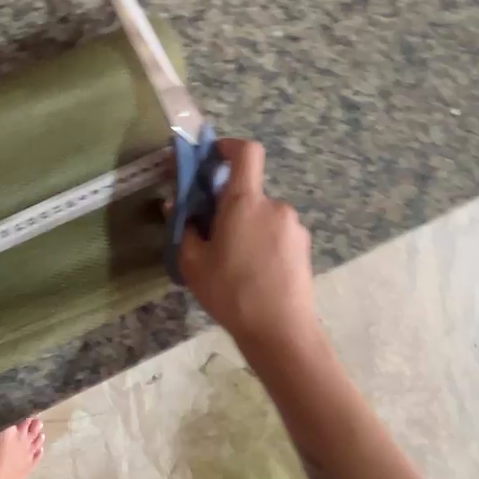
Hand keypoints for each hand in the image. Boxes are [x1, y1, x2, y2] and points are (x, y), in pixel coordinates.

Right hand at [177, 139, 325, 357]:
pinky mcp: (303, 247)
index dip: (228, 146)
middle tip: (208, 231)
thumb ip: (183, 229)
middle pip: (247, 190)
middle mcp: (274, 206)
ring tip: (230, 260)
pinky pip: (275, 232)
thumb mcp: (192, 263)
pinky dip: (260, 241)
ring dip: (244, 225)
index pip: (245, 152)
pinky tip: (251, 272)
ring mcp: (293, 226)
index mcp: (245, 202)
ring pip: (261, 214)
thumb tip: (175, 208)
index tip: (210, 157)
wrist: (281, 332)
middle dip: (227, 203)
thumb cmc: (231, 292)